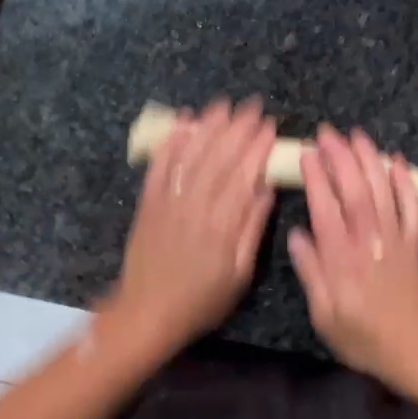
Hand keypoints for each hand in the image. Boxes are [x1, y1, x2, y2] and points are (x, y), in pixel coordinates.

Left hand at [107, 97, 276, 356]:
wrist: (146, 313)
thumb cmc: (201, 300)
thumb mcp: (239, 274)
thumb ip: (252, 229)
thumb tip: (267, 190)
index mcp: (222, 224)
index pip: (244, 174)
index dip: (258, 147)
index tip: (271, 126)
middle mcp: (194, 205)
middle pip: (218, 156)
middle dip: (238, 127)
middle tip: (253, 106)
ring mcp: (168, 200)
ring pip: (191, 154)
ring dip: (208, 126)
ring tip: (223, 105)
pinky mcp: (148, 202)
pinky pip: (160, 166)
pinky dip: (172, 142)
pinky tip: (183, 124)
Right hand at [287, 125, 417, 398]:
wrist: (416, 352)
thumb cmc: (364, 340)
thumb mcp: (325, 317)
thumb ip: (312, 274)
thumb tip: (297, 236)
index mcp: (343, 261)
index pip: (326, 210)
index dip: (316, 179)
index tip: (306, 154)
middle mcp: (370, 243)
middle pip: (356, 191)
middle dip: (341, 158)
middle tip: (327, 133)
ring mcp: (395, 241)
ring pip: (383, 191)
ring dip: (370, 160)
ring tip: (357, 135)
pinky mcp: (414, 245)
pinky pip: (412, 208)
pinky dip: (406, 183)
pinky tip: (397, 162)